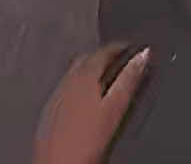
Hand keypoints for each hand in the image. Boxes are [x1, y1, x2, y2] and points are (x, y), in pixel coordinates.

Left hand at [33, 45, 150, 163]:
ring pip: (74, 73)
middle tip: (117, 64)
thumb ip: (128, 80)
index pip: (104, 50)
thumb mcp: (115, 109)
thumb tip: (142, 56)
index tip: (129, 51)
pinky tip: (82, 104)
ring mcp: (56, 97)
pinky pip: (65, 90)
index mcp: (84, 75)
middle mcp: (67, 81)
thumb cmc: (85, 143)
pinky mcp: (48, 113)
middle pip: (87, 58)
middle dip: (103, 58)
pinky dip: (76, 89)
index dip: (119, 48)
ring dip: (89, 72)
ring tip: (102, 83)